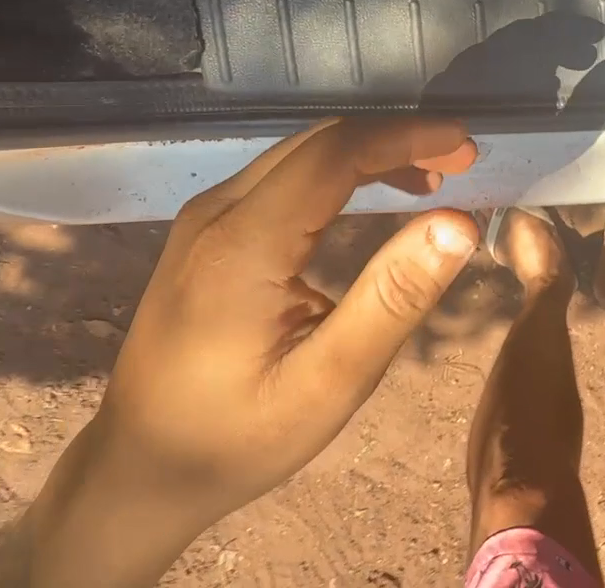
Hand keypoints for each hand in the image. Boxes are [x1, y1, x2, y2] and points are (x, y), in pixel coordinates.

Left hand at [0, 117, 481, 586]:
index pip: (336, 154)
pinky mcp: (208, 229)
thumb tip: (461, 222)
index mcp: (243, 244)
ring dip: (371, 151)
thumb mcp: (329, 384)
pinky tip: (372, 193)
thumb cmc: (236, 437)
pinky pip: (285, 173)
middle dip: (396, 138)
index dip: (407, 137)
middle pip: (320, 141)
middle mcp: (218, 211)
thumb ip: (394, 298)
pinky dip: (341, 170)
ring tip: (430, 176)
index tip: (466, 146)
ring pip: (302, 151)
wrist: (138, 468)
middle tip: (460, 160)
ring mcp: (206, 216)